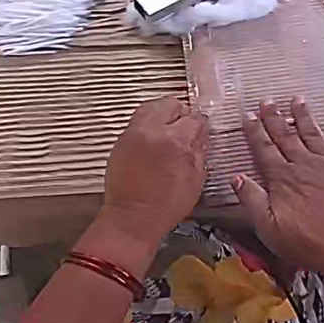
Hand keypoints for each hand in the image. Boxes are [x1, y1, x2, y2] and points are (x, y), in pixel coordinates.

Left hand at [98, 95, 208, 242]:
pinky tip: (155, 138)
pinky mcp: (121, 140)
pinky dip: (148, 123)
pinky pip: (137, 120)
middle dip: (182, 113)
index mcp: (175, 140)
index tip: (202, 129)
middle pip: (171, 104)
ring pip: (151, 106)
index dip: (201, 124)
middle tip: (186, 126)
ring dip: (163, 113)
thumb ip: (200, 151)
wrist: (131, 218)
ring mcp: (134, 133)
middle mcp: (152, 131)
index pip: (195, 118)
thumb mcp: (195, 180)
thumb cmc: (164, 206)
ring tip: (169, 128)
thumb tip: (201, 135)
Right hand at [233, 101, 323, 288]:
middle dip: (275, 117)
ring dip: (305, 117)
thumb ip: (251, 200)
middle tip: (268, 101)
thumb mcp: (269, 227)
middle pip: (287, 136)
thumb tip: (236, 178)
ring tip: (298, 100)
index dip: (255, 131)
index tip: (248, 115)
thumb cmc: (310, 243)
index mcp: (284, 178)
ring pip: (315, 135)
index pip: (264, 149)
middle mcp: (306, 165)